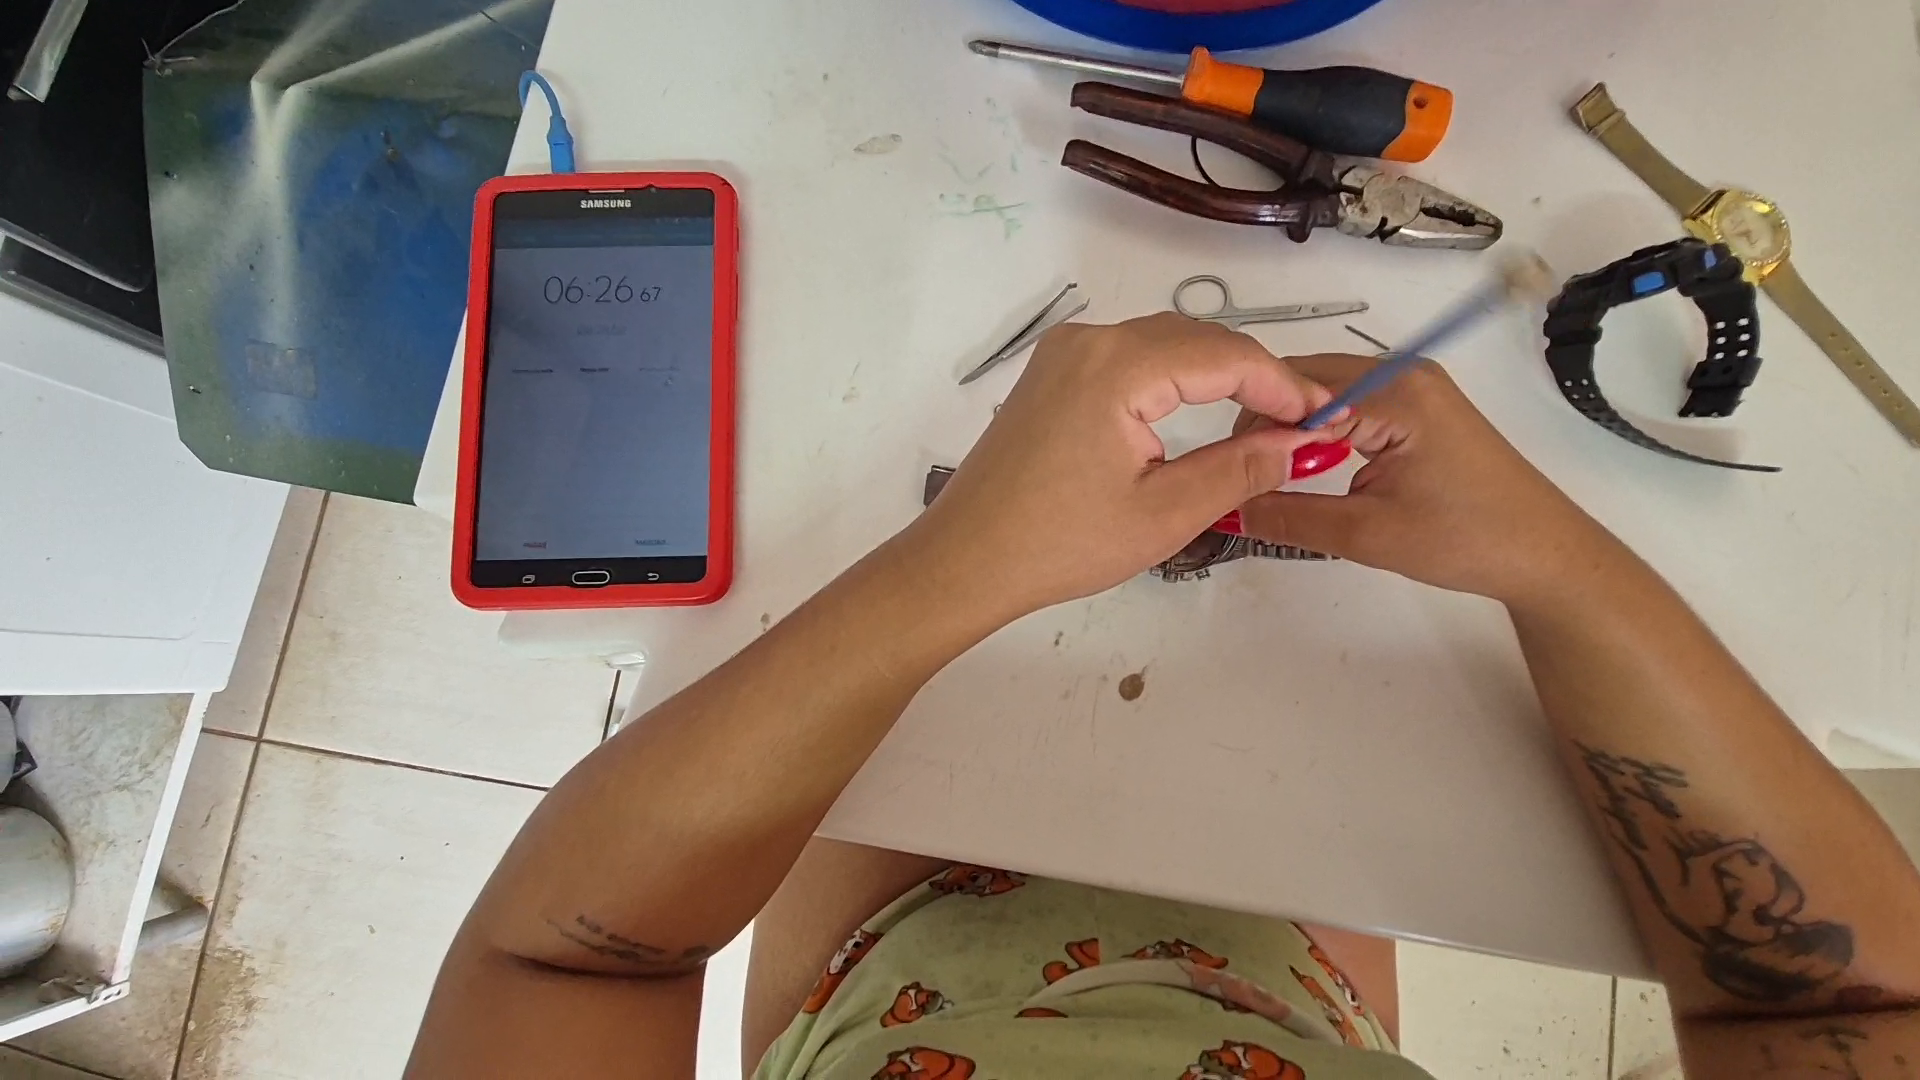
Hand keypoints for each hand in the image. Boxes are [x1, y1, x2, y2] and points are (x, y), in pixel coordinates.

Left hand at [910, 313, 1343, 617]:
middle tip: (1294, 420)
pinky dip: (1165, 379)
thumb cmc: (1060, 544)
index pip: (1224, 355)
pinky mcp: (1046, 376)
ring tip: (1254, 416)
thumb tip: (1299, 441)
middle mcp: (1087, 341)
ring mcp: (1060, 355)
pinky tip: (1189, 408)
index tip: (1322, 417)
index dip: (1280, 384)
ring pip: (1157, 345)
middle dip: (1248, 375)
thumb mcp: (1164, 514)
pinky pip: (1123, 360)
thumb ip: (1240, 469)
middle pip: (1191, 340)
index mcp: (1118, 366)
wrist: (966, 559)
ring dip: (1208, 374)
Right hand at [1237, 354, 1615, 604]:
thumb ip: (1286, 517)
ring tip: (1269, 472)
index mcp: (1393, 393)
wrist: (1543, 554)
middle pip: (1305, 379)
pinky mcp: (1415, 405)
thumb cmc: (1463, 540)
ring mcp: (1412, 385)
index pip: (1294, 388)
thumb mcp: (1364, 533)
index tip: (1224, 467)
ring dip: (1289, 426)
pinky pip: (1346, 404)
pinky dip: (1317, 429)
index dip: (1251, 424)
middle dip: (1265, 421)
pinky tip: (1308, 464)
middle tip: (1241, 472)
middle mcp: (1402, 372)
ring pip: (1322, 391)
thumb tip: (1223, 509)